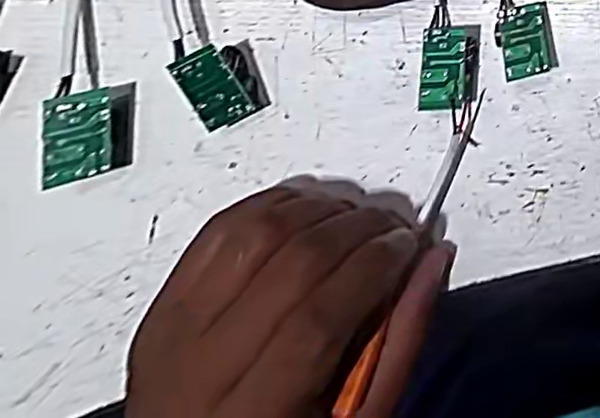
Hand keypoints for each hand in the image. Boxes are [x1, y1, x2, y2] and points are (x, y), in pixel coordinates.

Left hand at [127, 177, 455, 417]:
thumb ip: (400, 342)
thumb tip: (433, 258)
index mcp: (253, 417)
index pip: (317, 319)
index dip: (375, 265)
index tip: (409, 245)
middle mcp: (198, 375)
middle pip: (292, 264)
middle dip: (362, 227)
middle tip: (394, 228)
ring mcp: (175, 331)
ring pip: (258, 232)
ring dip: (323, 206)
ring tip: (355, 218)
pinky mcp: (166, 302)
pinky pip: (224, 227)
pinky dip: (277, 203)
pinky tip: (310, 210)